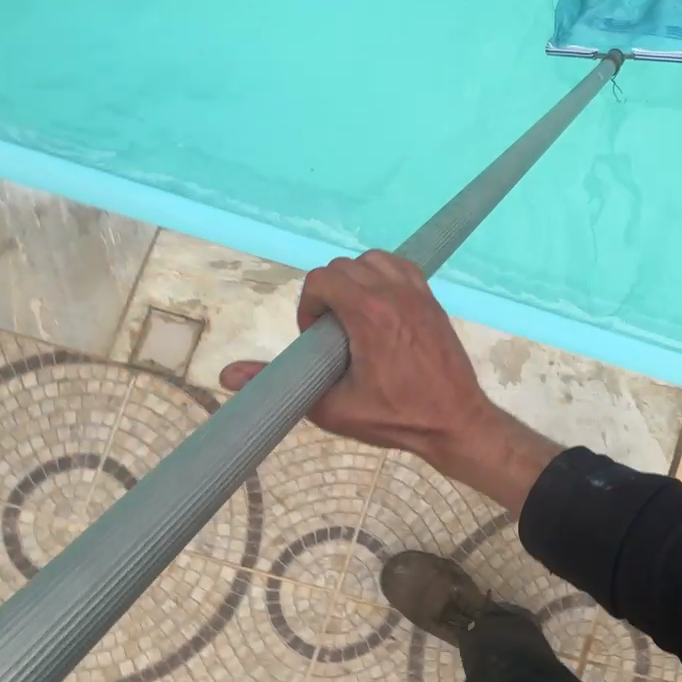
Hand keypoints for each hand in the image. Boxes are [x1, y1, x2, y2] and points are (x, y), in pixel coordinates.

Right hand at [220, 251, 559, 509]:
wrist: (456, 421)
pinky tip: (381, 309)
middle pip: (344, 266)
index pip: (323, 278)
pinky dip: (386, 276)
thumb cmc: (396, 419)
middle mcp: (396, 295)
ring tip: (355, 316)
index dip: (310, 304)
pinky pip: (403, 267)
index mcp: (371, 314)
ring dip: (357, 279)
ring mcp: (419, 295)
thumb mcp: (332, 407)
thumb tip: (225, 375)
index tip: (317, 337)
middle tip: (334, 333)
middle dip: (329, 293)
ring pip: (375, 260)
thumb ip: (278, 384)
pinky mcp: (434, 302)